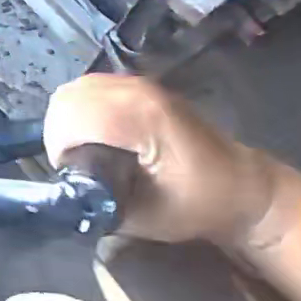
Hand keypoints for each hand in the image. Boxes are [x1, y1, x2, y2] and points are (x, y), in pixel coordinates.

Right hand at [43, 75, 279, 248]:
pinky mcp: (134, 83)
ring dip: (65, 120)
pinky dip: (78, 110)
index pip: (74, 114)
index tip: (71, 175)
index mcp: (143, 117)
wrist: (241, 183)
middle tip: (72, 167)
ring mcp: (135, 81)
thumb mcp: (150, 218)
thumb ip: (101, 204)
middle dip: (58, 133)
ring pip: (74, 89)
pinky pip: (88, 87)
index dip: (60, 145)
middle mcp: (135, 89)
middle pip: (68, 97)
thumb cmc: (201, 204)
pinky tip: (92, 137)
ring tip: (80, 153)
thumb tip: (66, 195)